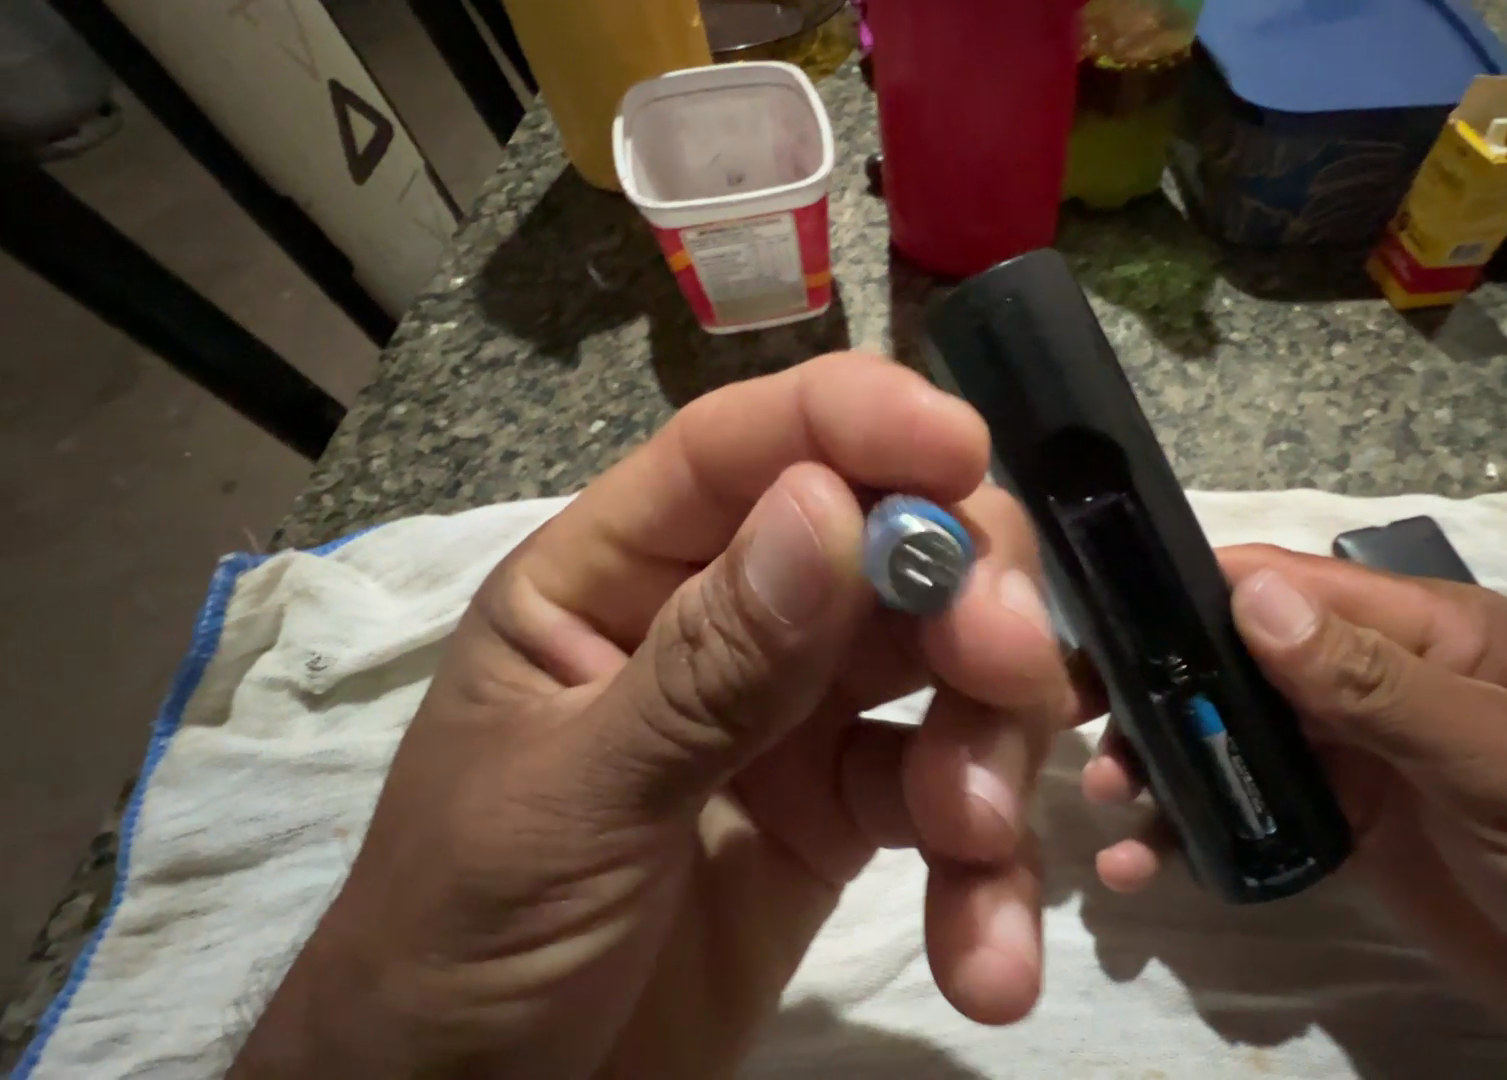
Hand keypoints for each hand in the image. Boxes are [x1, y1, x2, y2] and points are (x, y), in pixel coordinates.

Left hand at [234, 353, 1083, 1077]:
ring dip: (991, 741)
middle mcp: (731, 617)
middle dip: (965, 593)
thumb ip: (703, 668)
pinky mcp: (853, 805)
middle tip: (1007, 668)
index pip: (746, 448)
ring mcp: (803, 709)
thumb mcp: (569, 807)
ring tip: (980, 842)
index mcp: (623, 576)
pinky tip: (989, 962)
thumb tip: (827, 510)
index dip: (857, 422)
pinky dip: (987, 870)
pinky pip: (949, 797)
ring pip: (945, 663)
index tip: (962, 448)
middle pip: (886, 541)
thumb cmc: (461, 952)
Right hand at [1084, 546, 1506, 1078]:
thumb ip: (1376, 682)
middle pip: (1235, 659)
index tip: (1101, 621)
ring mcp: (1348, 753)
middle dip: (1156, 687)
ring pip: (1229, 734)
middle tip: (1081, 722)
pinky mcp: (1337, 822)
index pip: (1281, 582)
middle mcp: (1367, 678)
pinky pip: (1248, 808)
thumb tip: (1252, 601)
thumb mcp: (1505, 761)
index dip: (1189, 591)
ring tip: (1108, 800)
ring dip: (1163, 760)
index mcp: (1415, 629)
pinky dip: (1195, 828)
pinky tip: (1148, 859)